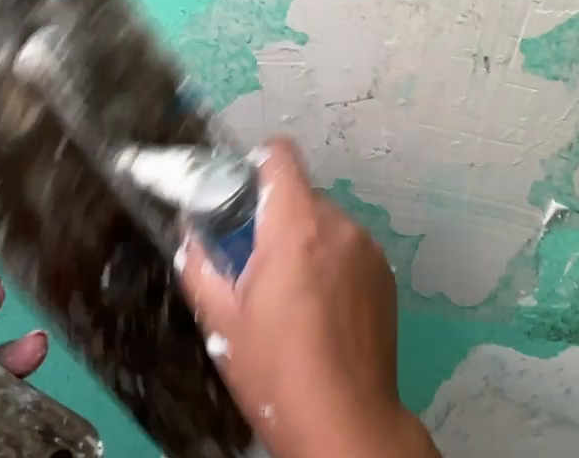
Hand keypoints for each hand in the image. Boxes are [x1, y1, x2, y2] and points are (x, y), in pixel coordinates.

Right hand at [177, 139, 440, 457]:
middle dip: (275, 219)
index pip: (279, 155)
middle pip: (299, 195)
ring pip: (325, 224)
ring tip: (291, 296)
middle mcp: (339, 225)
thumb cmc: (277, 371)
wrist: (346, 422)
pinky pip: (348, 249)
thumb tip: (193, 232)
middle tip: (256, 266)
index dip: (255, 165)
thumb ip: (200, 263)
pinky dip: (331, 264)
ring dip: (305, 243)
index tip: (240, 195)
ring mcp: (367, 249)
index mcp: (297, 225)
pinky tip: (321, 311)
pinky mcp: (385, 274)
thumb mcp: (221, 320)